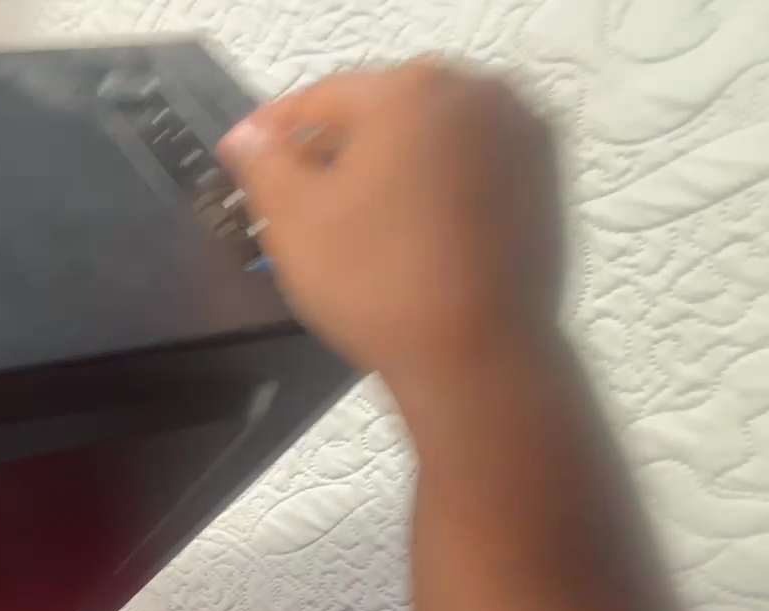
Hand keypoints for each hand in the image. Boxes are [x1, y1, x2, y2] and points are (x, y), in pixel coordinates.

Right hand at [217, 60, 565, 390]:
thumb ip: (261, 164)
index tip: (239, 155)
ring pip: (420, 134)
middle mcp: (477, 93)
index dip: (268, 129)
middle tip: (284, 194)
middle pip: (375, 109)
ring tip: (336, 217)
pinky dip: (417, 182)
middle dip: (323, 147)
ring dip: (371, 164)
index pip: (318, 96)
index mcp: (410, 94)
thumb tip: (246, 135)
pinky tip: (390, 230)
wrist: (470, 349)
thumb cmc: (373, 282)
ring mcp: (519, 131)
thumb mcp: (290, 220)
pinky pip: (459, 161)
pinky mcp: (539, 173)